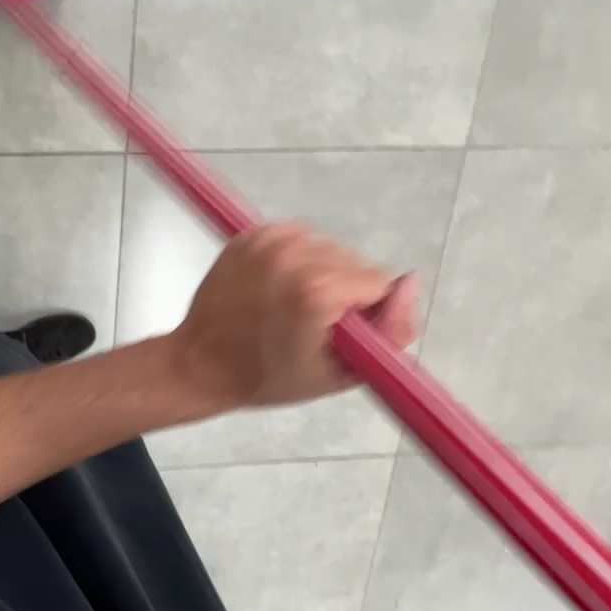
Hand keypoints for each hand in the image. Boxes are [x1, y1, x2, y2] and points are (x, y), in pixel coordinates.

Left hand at [166, 222, 419, 409]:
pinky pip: (299, 239)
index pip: (380, 284)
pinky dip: (297, 260)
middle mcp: (295, 255)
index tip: (335, 334)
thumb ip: (390, 333)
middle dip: (345, 292)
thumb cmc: (267, 377)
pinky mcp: (252, 233)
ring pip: (328, 249)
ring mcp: (269, 240)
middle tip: (308, 324)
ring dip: (321, 273)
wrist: (199, 363)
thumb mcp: (340, 373)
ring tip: (288, 307)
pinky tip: (276, 288)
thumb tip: (411, 283)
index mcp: (316, 291)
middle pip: (354, 263)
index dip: (366, 313)